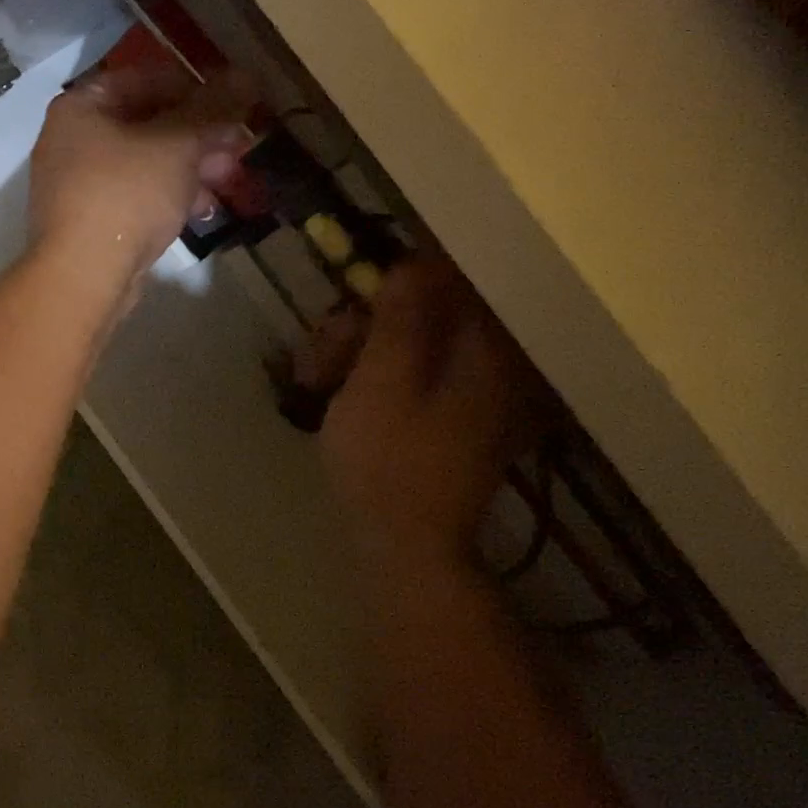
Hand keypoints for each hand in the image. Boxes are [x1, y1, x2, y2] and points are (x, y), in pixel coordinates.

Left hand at [26, 65, 252, 291]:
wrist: (82, 274)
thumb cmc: (126, 193)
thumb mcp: (177, 144)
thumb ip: (212, 108)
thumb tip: (244, 77)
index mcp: (79, 108)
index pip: (143, 78)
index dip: (192, 86)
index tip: (233, 101)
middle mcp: (69, 139)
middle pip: (145, 123)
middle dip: (197, 134)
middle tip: (239, 145)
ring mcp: (74, 183)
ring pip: (142, 162)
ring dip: (189, 167)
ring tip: (228, 180)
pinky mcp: (86, 220)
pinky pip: (132, 195)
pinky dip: (166, 196)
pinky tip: (201, 210)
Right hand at [318, 257, 538, 567]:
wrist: (405, 545)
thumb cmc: (387, 459)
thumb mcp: (381, 381)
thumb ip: (399, 320)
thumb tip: (413, 263)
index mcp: (484, 352)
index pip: (450, 283)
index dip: (395, 279)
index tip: (350, 298)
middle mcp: (491, 367)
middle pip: (424, 316)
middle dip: (363, 325)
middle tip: (320, 356)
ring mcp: (474, 399)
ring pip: (411, 347)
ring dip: (357, 353)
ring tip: (316, 382)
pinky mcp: (454, 423)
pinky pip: (413, 377)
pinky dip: (373, 379)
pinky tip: (338, 397)